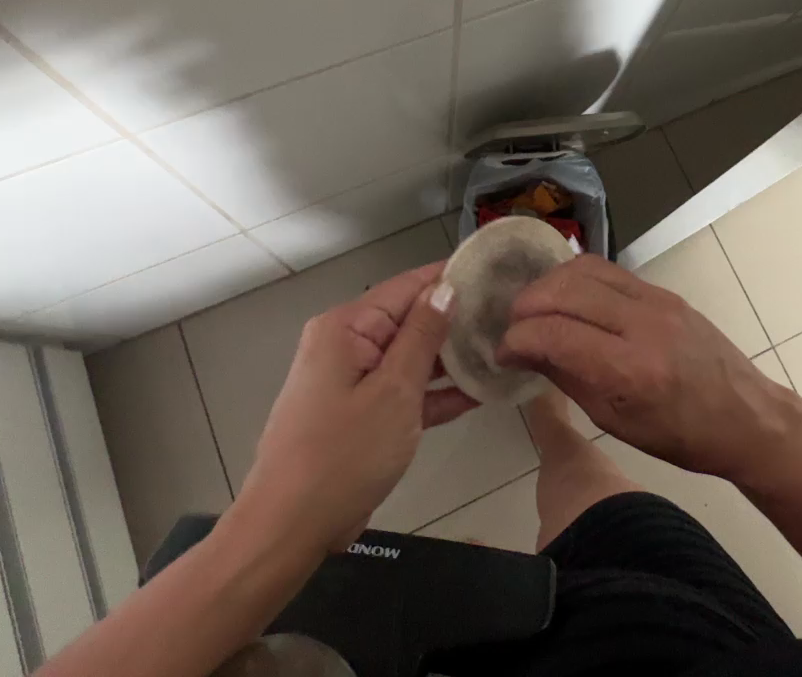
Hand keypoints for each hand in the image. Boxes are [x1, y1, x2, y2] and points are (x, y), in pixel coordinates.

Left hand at [238, 262, 476, 549]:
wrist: (291, 527)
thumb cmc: (344, 453)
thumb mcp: (394, 391)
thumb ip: (423, 336)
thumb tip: (445, 288)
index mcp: (347, 327)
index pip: (407, 287)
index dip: (451, 278)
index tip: (497, 274)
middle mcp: (347, 344)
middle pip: (410, 321)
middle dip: (457, 321)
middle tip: (510, 317)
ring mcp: (354, 381)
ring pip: (411, 358)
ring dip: (452, 360)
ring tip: (503, 349)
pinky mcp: (362, 413)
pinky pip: (404, 391)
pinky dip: (435, 393)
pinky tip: (481, 393)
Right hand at [496, 255, 801, 483]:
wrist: (747, 417)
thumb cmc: (680, 437)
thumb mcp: (615, 422)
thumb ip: (567, 377)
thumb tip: (524, 349)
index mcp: (630, 370)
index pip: (555, 334)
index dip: (517, 339)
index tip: (502, 353)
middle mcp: (642, 325)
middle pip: (564, 291)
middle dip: (526, 305)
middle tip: (512, 327)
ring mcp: (656, 301)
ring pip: (584, 269)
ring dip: (548, 285)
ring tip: (534, 308)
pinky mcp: (664, 291)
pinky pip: (608, 271)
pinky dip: (576, 278)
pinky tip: (565, 297)